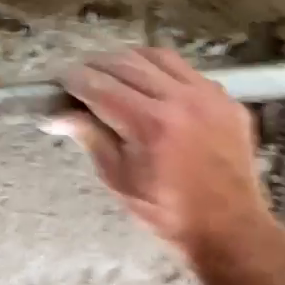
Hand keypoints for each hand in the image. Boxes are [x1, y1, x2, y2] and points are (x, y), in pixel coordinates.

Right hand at [45, 48, 273, 257]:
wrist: (229, 227)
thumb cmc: (165, 210)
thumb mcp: (117, 177)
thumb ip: (90, 137)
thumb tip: (55, 115)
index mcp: (149, 124)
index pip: (99, 86)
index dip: (73, 81)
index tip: (58, 83)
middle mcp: (180, 100)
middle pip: (126, 63)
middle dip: (95, 66)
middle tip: (79, 79)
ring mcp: (209, 95)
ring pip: (157, 57)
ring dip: (128, 61)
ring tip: (112, 75)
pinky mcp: (227, 99)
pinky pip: (187, 71)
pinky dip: (161, 72)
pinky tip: (150, 88)